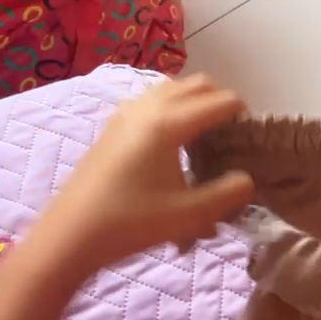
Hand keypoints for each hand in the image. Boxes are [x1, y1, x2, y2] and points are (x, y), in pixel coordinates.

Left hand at [6, 76, 254, 290]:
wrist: (71, 236)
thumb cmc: (132, 223)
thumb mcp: (192, 214)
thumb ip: (229, 192)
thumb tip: (245, 178)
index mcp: (169, 123)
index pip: (221, 101)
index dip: (243, 116)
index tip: (249, 142)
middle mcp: (148, 107)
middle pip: (197, 84)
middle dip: (221, 102)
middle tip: (231, 135)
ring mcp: (126, 113)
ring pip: (172, 88)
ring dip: (195, 102)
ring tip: (203, 136)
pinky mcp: (112, 126)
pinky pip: (152, 100)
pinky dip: (171, 108)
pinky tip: (171, 143)